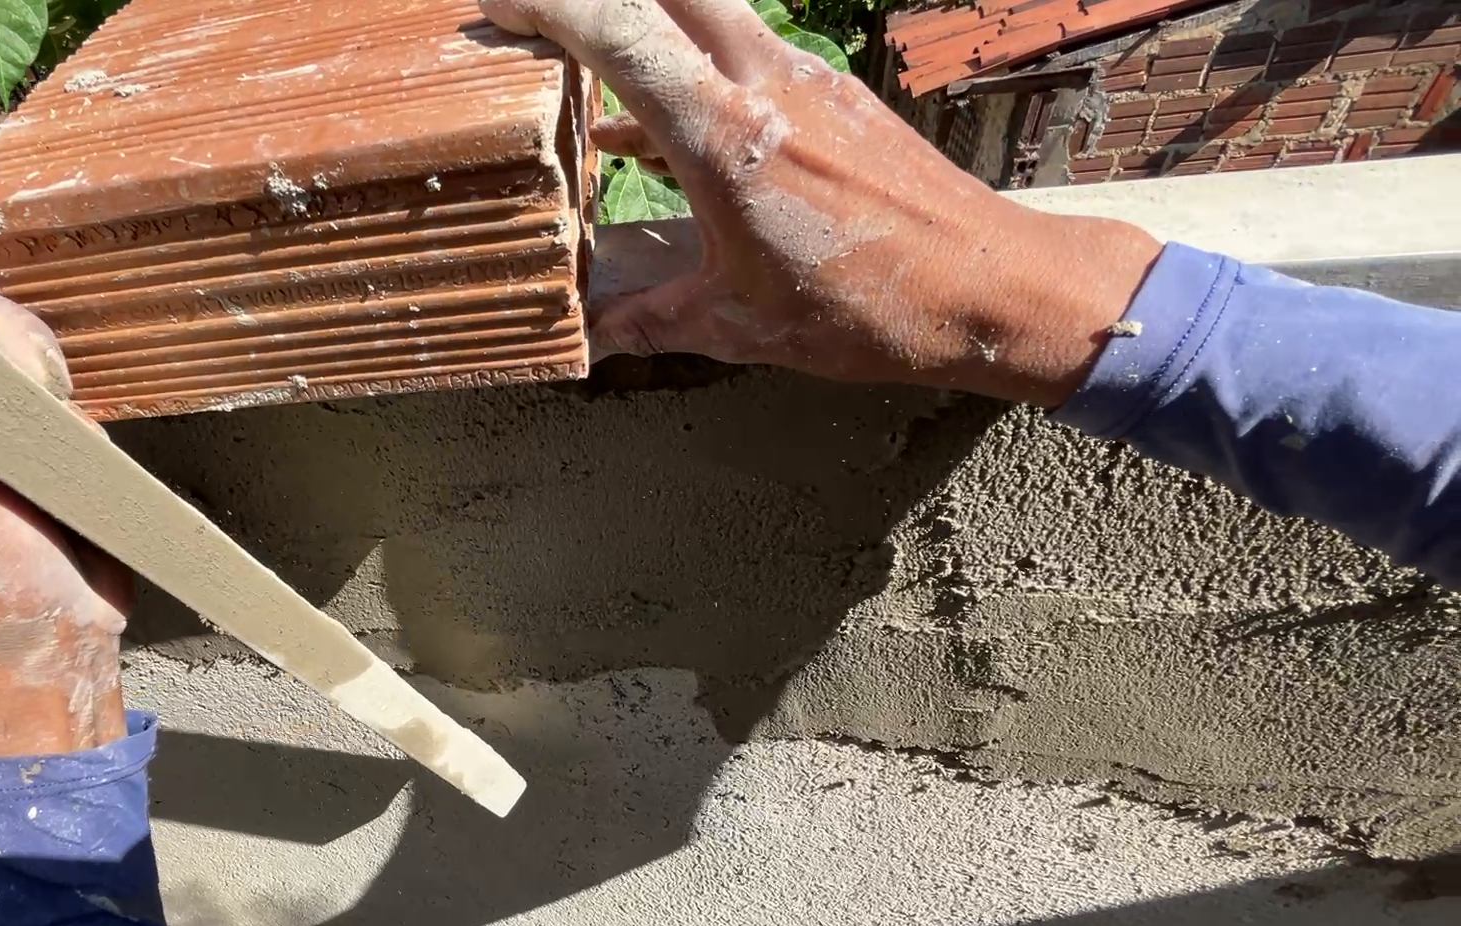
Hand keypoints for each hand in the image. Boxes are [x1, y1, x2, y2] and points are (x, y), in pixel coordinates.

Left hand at [0, 262, 130, 756]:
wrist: (60, 628)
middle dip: (19, 350)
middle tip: (38, 396)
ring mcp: (3, 421)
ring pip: (33, 353)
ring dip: (57, 395)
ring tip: (66, 442)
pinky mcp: (55, 444)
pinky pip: (72, 401)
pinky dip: (85, 422)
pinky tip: (86, 453)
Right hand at [483, 0, 1164, 406]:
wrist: (984, 286)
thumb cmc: (863, 311)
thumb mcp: (737, 326)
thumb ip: (651, 320)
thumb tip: (591, 337)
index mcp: (730, 141)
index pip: (623, 37)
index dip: (551, 7)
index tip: (497, 7)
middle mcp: (766, 84)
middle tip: (533, 16)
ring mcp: (803, 78)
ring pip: (704, 7)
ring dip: (640, 20)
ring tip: (579, 65)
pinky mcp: (826, 92)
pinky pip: (738, 50)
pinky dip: (682, 66)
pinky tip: (651, 121)